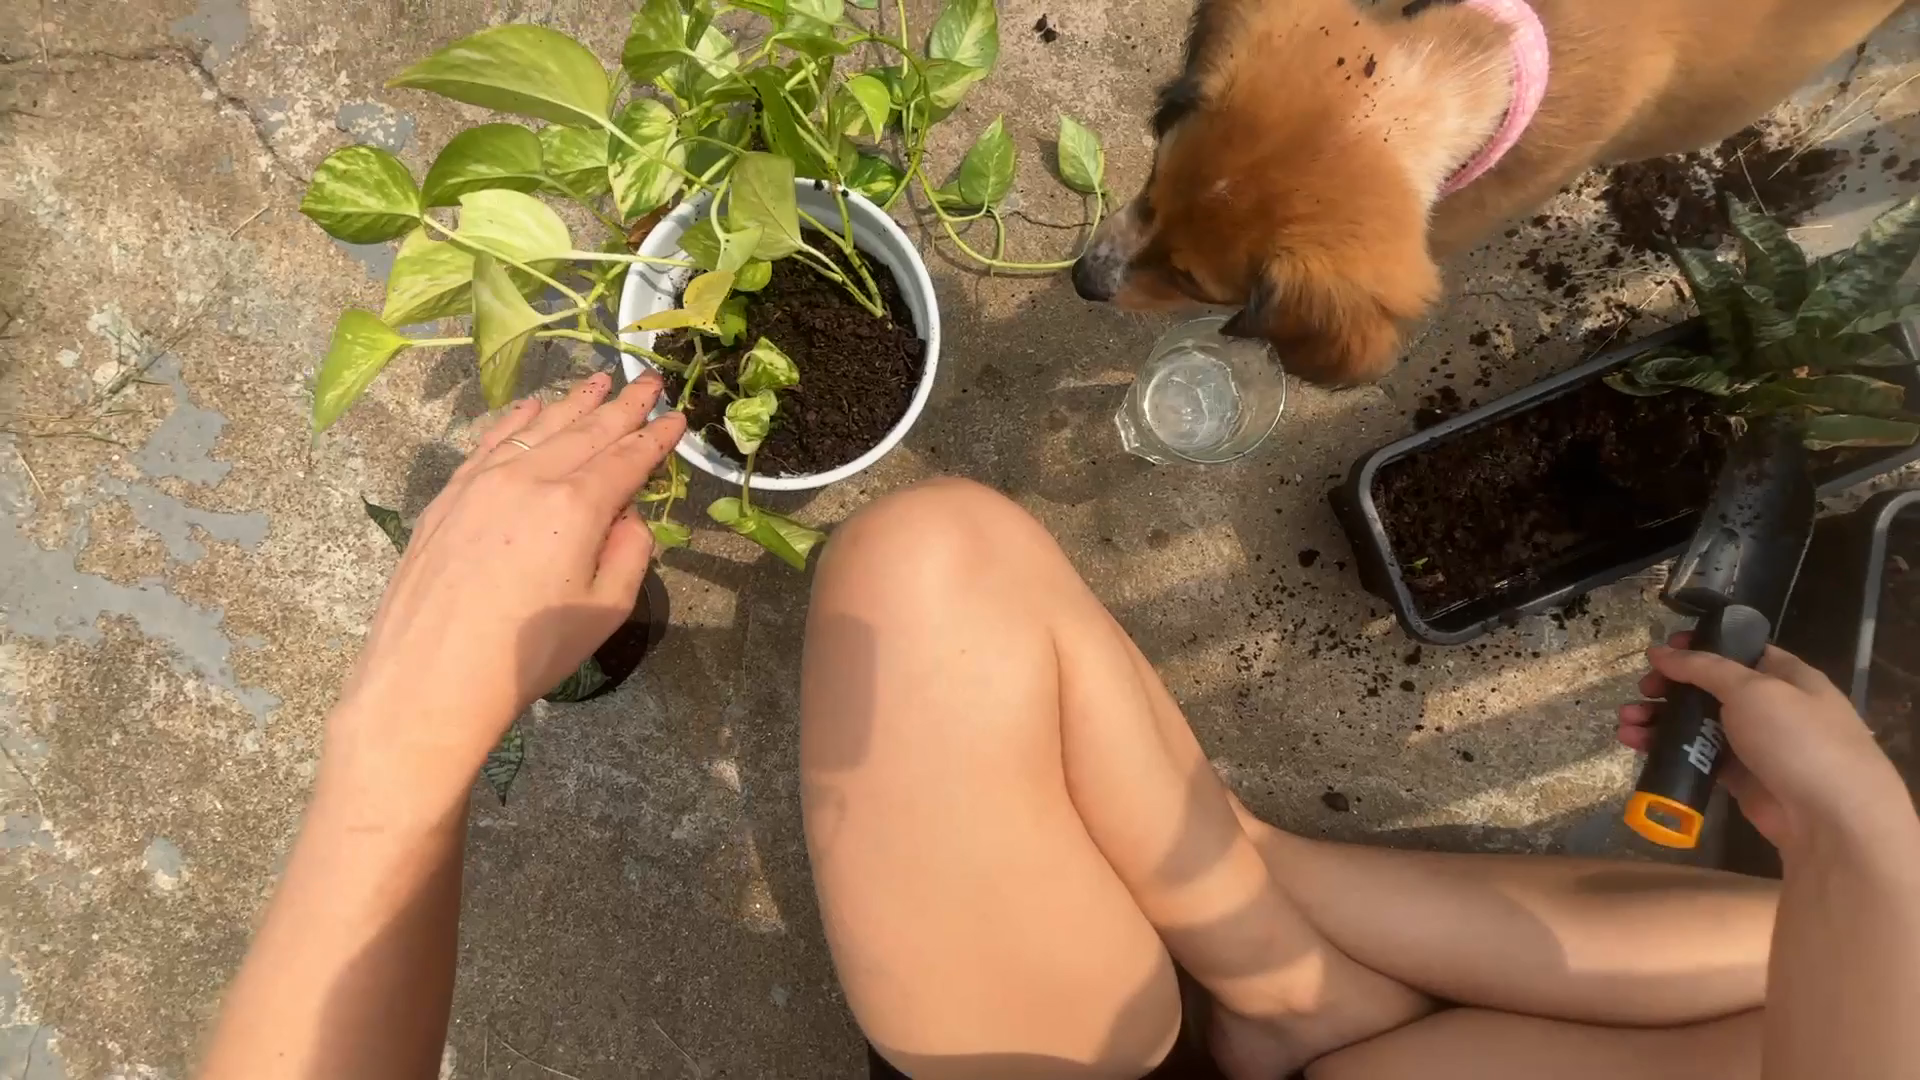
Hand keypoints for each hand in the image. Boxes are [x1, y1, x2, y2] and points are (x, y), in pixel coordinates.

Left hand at [322, 372, 685, 820]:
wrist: (432, 679)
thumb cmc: (533, 650)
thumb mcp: (609, 607)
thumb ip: (631, 549)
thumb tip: (625, 514)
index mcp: (577, 505)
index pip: (628, 458)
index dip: (657, 437)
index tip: (679, 418)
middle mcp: (530, 478)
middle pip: (587, 431)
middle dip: (624, 405)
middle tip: (650, 382)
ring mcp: (482, 482)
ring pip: (539, 428)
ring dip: (575, 402)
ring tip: (600, 380)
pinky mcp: (449, 497)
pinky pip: (490, 442)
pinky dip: (517, 419)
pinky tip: (534, 406)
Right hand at [1618, 634, 1911, 854]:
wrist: (1830, 819)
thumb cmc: (1800, 742)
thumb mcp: (1753, 691)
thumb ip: (1702, 667)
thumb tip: (1661, 652)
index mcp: (1788, 680)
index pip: (1741, 651)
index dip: (1701, 646)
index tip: (1664, 649)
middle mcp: (1770, 707)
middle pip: (1706, 686)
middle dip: (1667, 686)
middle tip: (1644, 689)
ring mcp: (1752, 741)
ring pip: (1692, 720)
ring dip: (1654, 716)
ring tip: (1627, 721)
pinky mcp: (1734, 771)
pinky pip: (1689, 750)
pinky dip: (1660, 744)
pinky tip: (1634, 742)